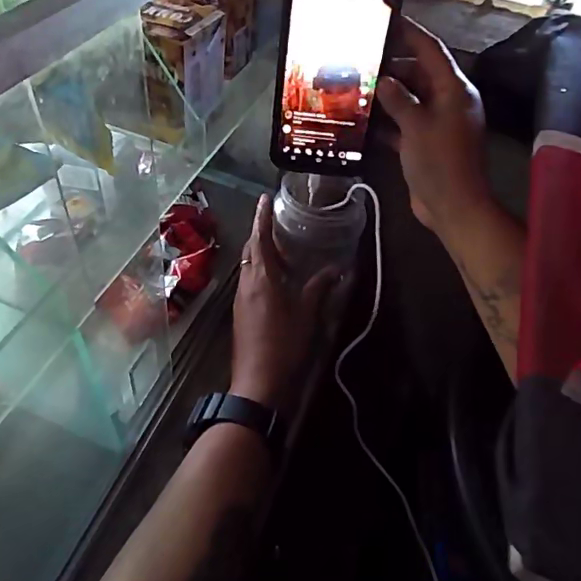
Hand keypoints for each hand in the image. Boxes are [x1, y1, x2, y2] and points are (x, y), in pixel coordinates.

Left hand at [230, 194, 334, 409]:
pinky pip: (251, 281)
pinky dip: (262, 271)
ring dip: (263, 254)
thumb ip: (321, 287)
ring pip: (249, 266)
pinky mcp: (242, 313)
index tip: (265, 198)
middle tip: (280, 224)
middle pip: (250, 250)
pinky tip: (280, 278)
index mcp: (261, 277)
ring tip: (284, 248)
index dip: (262, 217)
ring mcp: (241, 299)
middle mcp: (246, 283)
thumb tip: (339, 269)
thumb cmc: (286, 343)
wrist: (260, 382)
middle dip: (262, 234)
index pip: (259, 238)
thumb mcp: (309, 312)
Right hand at [376, 17, 490, 236]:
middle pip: (418, 73)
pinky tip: (361, 119)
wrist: (454, 207)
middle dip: (391, 67)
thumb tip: (384, 79)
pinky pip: (405, 124)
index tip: (387, 18)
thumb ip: (399, 98)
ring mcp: (438, 124)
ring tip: (354, 85)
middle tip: (359, 58)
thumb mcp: (417, 125)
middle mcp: (449, 102)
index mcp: (454, 90)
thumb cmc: (440, 161)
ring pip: (409, 99)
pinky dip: (387, 121)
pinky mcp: (426, 144)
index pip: (431, 51)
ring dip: (386, 95)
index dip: (410, 32)